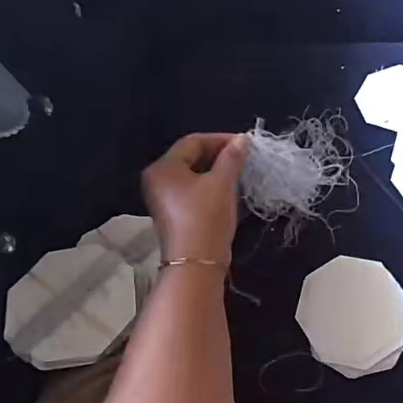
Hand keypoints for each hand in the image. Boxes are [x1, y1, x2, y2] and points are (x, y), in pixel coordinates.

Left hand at [142, 132, 248, 263]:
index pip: (193, 142)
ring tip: (239, 171)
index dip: (220, 139)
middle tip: (243, 156)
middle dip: (218, 155)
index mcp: (163, 167)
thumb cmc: (206, 217)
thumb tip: (242, 140)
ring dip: (216, 171)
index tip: (244, 143)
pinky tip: (227, 188)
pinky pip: (191, 190)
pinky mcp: (172, 213)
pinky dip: (209, 185)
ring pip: (192, 175)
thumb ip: (232, 157)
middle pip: (190, 157)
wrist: (196, 264)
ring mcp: (163, 198)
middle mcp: (157, 179)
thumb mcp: (222, 183)